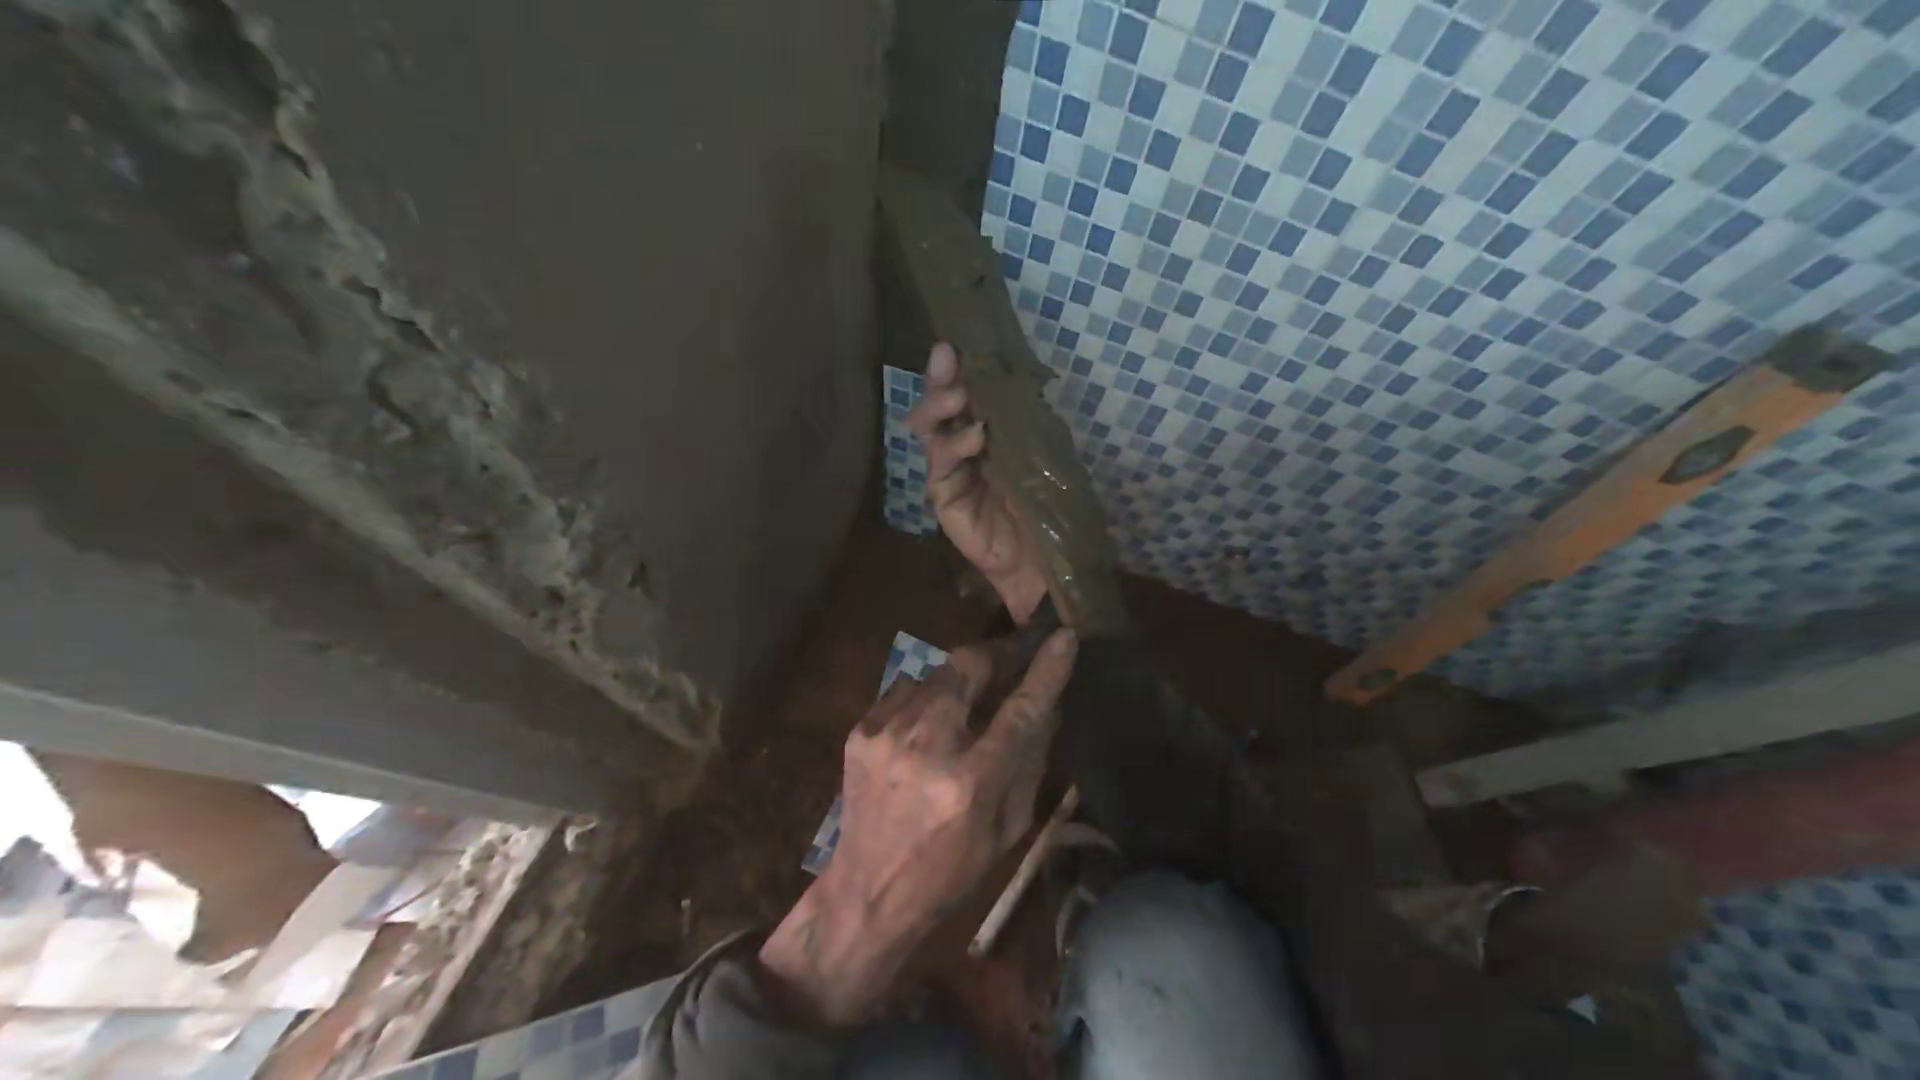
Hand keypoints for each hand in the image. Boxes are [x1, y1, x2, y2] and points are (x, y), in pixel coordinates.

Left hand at [758, 628, 1077, 1024]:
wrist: (867, 890)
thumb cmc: (950, 871)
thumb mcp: (1008, 830)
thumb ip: (1030, 762)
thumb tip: (1046, 706)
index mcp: (971, 782)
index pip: (1020, 709)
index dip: (1047, 669)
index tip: (1064, 637)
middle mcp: (927, 746)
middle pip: (970, 665)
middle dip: (999, 652)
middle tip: (1015, 656)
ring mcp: (887, 733)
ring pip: (938, 670)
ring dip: (964, 676)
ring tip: (975, 695)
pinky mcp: (861, 730)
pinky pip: (907, 688)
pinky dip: (929, 694)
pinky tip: (934, 718)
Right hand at [907, 342, 1050, 623]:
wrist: (1041, 559)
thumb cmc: (1044, 505)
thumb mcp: (1042, 453)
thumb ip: (1024, 422)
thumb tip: (1015, 381)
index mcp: (983, 431)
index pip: (963, 394)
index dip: (955, 370)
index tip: (954, 344)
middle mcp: (960, 446)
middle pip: (937, 407)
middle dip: (939, 381)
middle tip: (947, 361)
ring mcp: (949, 472)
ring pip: (930, 431)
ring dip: (941, 408)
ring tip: (959, 398)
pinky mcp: (943, 497)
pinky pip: (941, 466)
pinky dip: (956, 447)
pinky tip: (975, 438)